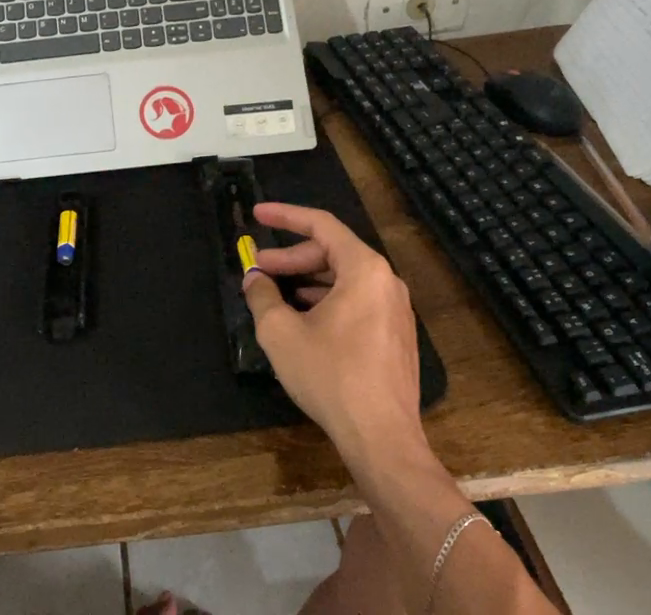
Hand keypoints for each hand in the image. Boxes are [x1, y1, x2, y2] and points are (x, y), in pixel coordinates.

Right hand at [242, 204, 423, 462]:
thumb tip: (255, 279)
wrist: (381, 436)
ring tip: (275, 296)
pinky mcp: (395, 336)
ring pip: (345, 280)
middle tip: (258, 270)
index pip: (322, 225)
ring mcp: (396, 310)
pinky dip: (326, 301)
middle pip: (333, 252)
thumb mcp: (281, 333)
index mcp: (364, 269)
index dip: (285, 216)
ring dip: (307, 281)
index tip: (257, 214)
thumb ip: (263, 296)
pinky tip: (303, 321)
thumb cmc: (330, 375)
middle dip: (291, 258)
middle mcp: (386, 281)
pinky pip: (357, 302)